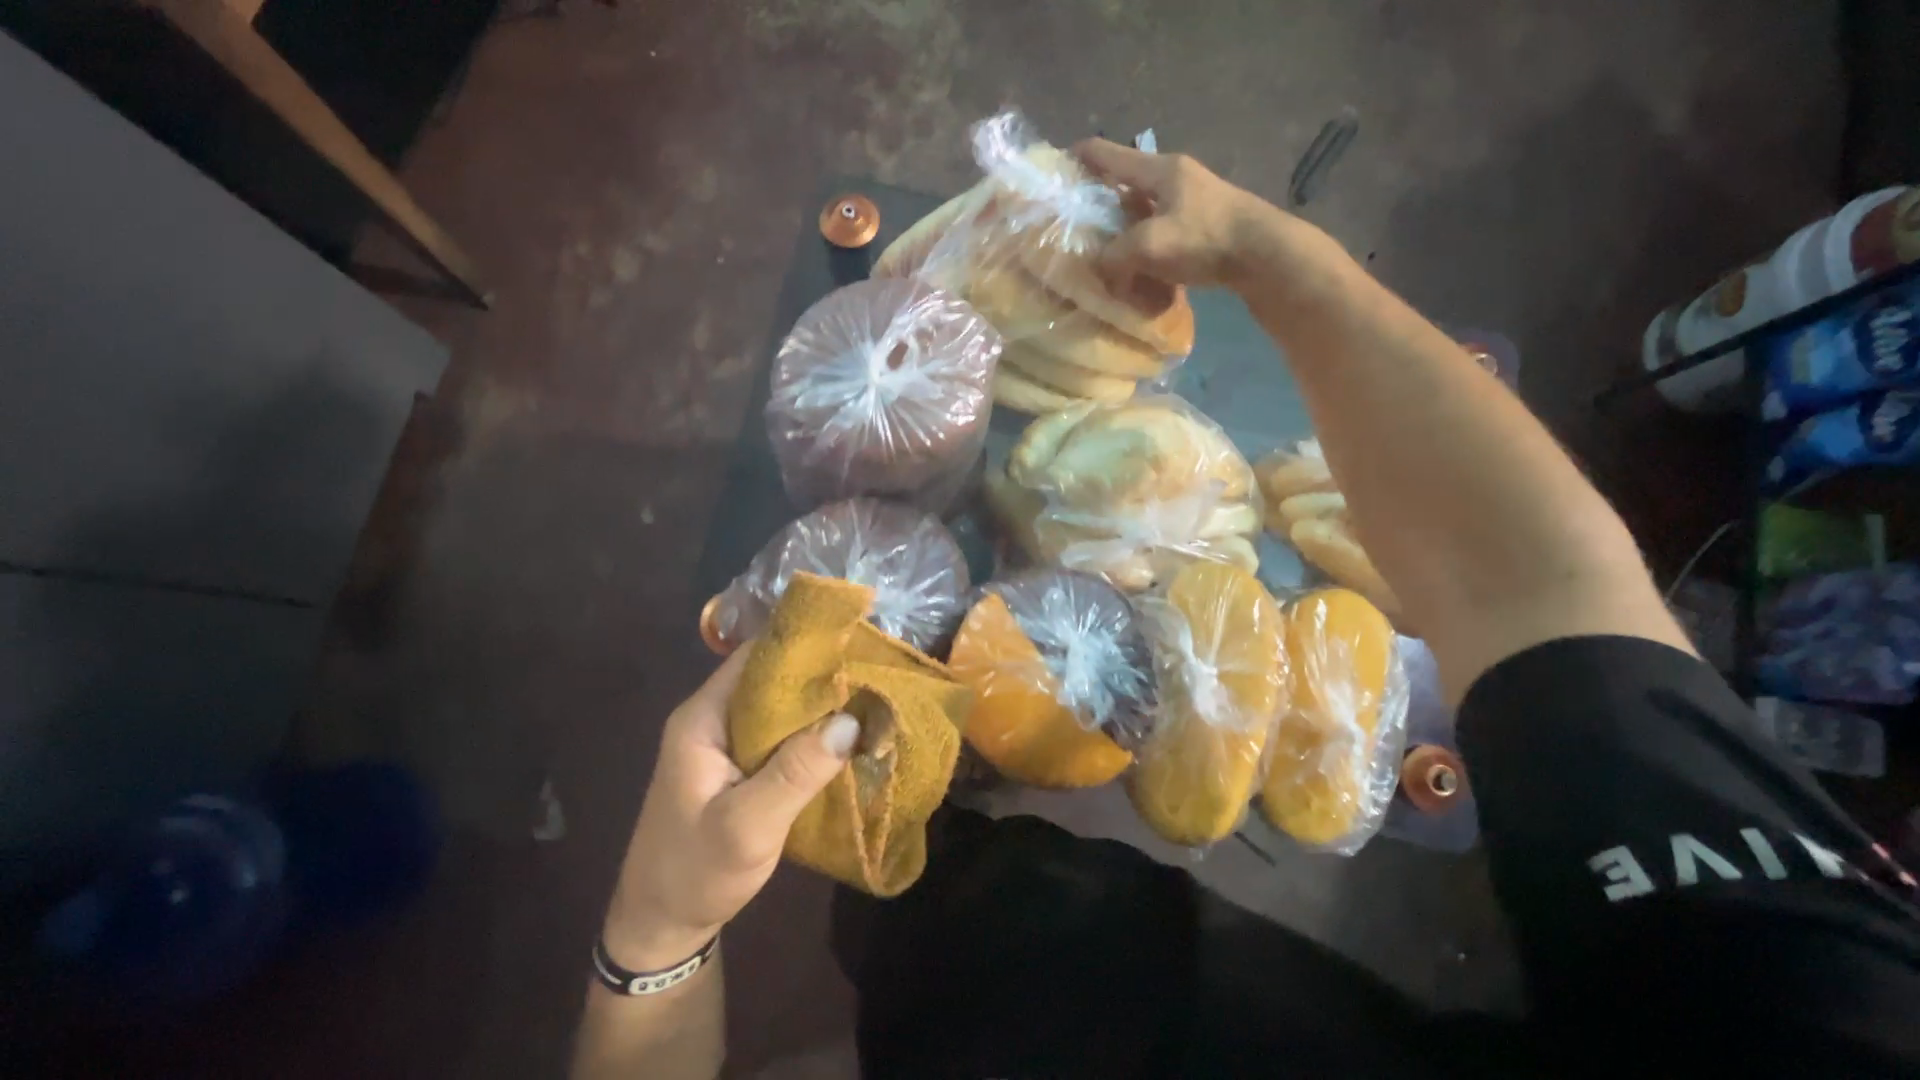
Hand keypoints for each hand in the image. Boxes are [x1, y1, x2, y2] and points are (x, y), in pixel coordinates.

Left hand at [602, 643, 858, 969]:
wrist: (660, 927)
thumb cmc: (695, 872)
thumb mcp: (747, 826)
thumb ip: (796, 772)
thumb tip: (851, 720)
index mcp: (702, 719)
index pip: (754, 657)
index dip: (803, 647)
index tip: (854, 645)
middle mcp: (711, 720)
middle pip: (769, 679)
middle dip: (819, 675)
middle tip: (875, 674)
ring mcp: (723, 745)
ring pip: (778, 709)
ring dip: (818, 707)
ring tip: (872, 700)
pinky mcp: (737, 769)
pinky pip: (778, 737)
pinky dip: (810, 735)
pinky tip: (847, 740)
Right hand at [1073, 138, 1282, 294]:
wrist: (1264, 256)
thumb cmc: (1205, 238)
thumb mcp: (1149, 246)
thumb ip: (1114, 255)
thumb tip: (1098, 266)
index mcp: (1160, 170)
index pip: (1110, 154)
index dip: (1082, 156)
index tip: (1058, 164)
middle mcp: (1176, 178)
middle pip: (1127, 184)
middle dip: (1102, 202)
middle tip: (1077, 224)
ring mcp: (1193, 200)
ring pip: (1145, 210)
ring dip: (1125, 229)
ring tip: (1105, 252)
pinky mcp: (1205, 225)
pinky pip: (1164, 231)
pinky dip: (1147, 246)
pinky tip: (1140, 268)